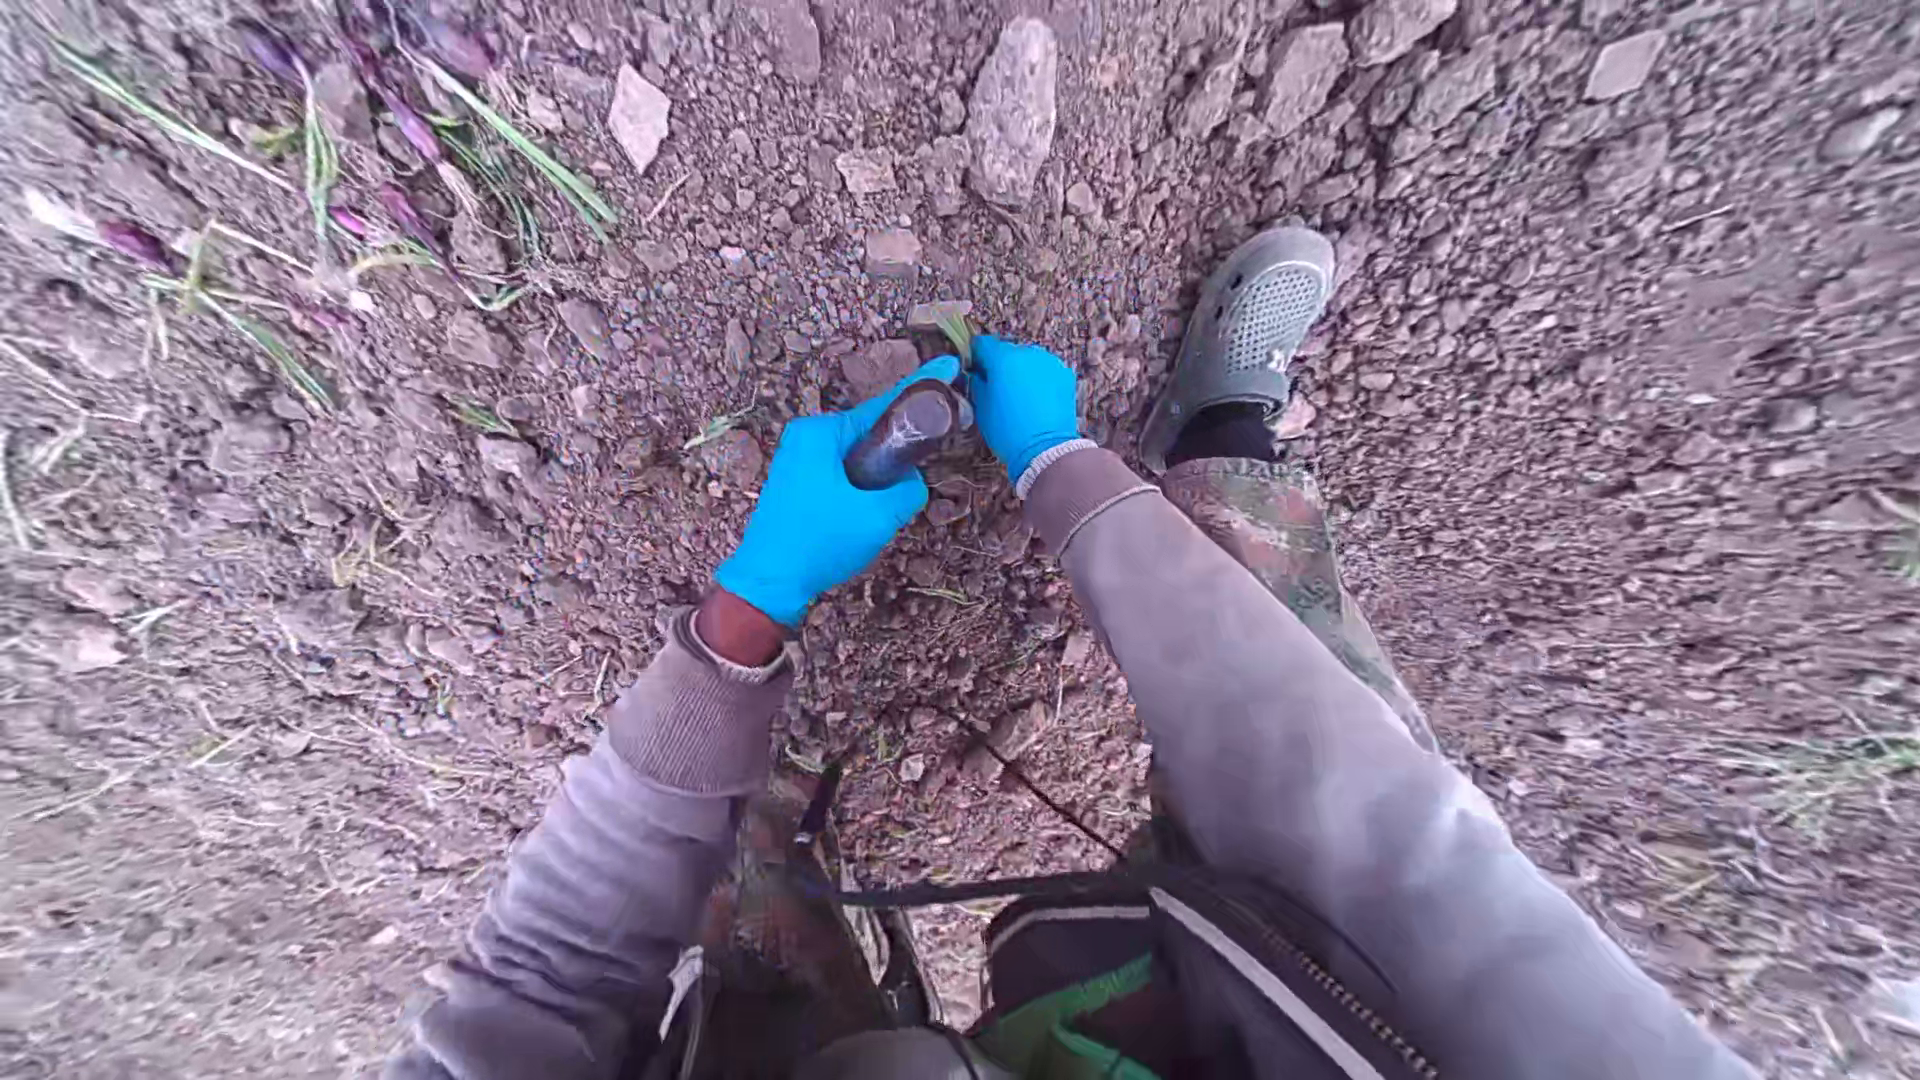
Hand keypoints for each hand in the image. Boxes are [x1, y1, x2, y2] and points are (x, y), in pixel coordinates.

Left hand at [715, 356, 960, 627]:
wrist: (769, 582)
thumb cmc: (819, 544)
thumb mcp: (878, 516)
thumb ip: (908, 491)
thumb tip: (912, 482)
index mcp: (821, 433)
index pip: (883, 406)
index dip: (922, 390)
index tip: (949, 368)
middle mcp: (806, 438)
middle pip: (870, 432)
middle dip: (900, 447)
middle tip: (929, 455)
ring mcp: (798, 460)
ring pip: (857, 456)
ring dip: (879, 473)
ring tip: (890, 502)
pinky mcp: (797, 482)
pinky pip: (842, 472)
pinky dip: (862, 484)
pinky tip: (870, 508)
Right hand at [966, 335, 1081, 480]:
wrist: (1046, 450)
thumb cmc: (1008, 432)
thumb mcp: (982, 409)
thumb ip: (977, 383)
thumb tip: (977, 374)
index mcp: (1004, 359)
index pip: (983, 344)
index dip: (976, 356)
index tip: (975, 370)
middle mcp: (1028, 353)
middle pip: (1008, 351)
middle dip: (1000, 365)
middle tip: (997, 388)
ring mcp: (1049, 362)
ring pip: (1028, 359)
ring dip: (1020, 371)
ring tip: (1019, 396)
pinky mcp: (1065, 375)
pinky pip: (1045, 370)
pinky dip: (1038, 379)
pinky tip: (1035, 400)